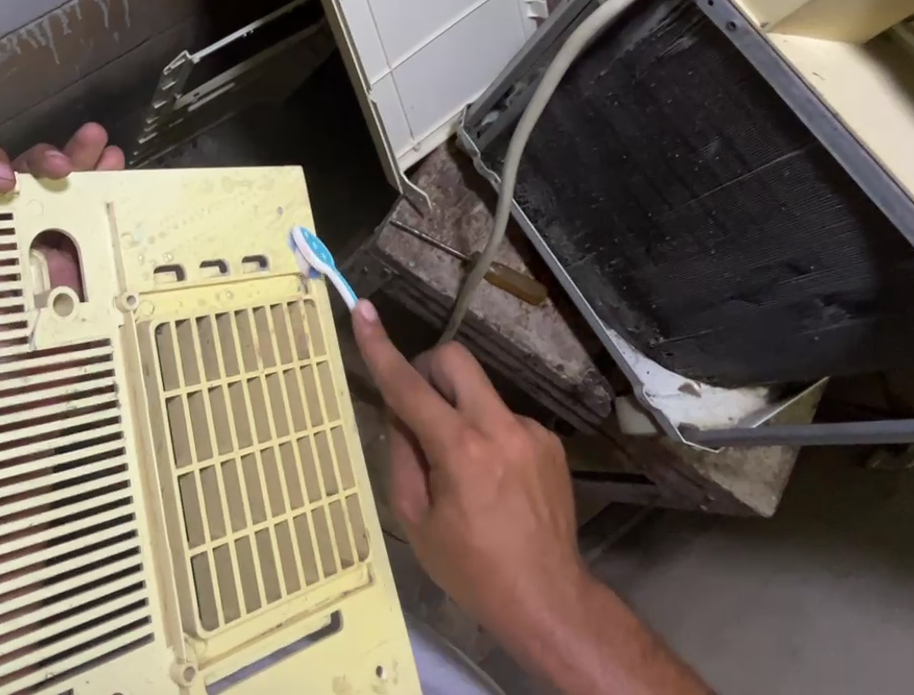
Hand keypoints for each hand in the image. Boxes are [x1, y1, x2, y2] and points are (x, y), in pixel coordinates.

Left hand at [0, 122, 124, 291]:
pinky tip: (115, 166)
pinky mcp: (77, 269)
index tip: (4, 184)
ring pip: (62, 193)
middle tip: (63, 164)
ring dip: (80, 161)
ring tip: (99, 143)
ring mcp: (43, 248)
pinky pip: (92, 225)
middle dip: (44, 159)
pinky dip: (107, 192)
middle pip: (25, 178)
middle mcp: (2, 233)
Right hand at [348, 300, 586, 637]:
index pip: (409, 387)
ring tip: (461, 468)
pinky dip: (485, 433)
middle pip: (455, 359)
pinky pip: (501, 417)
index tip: (363, 311)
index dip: (380, 347)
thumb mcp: (415, 519)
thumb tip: (399, 414)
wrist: (551, 602)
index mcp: (461, 451)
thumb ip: (401, 455)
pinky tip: (492, 479)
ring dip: (457, 411)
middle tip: (417, 407)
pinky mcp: (549, 442)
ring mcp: (530, 432)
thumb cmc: (471, 568)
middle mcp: (500, 429)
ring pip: (478, 391)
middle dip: (427, 368)